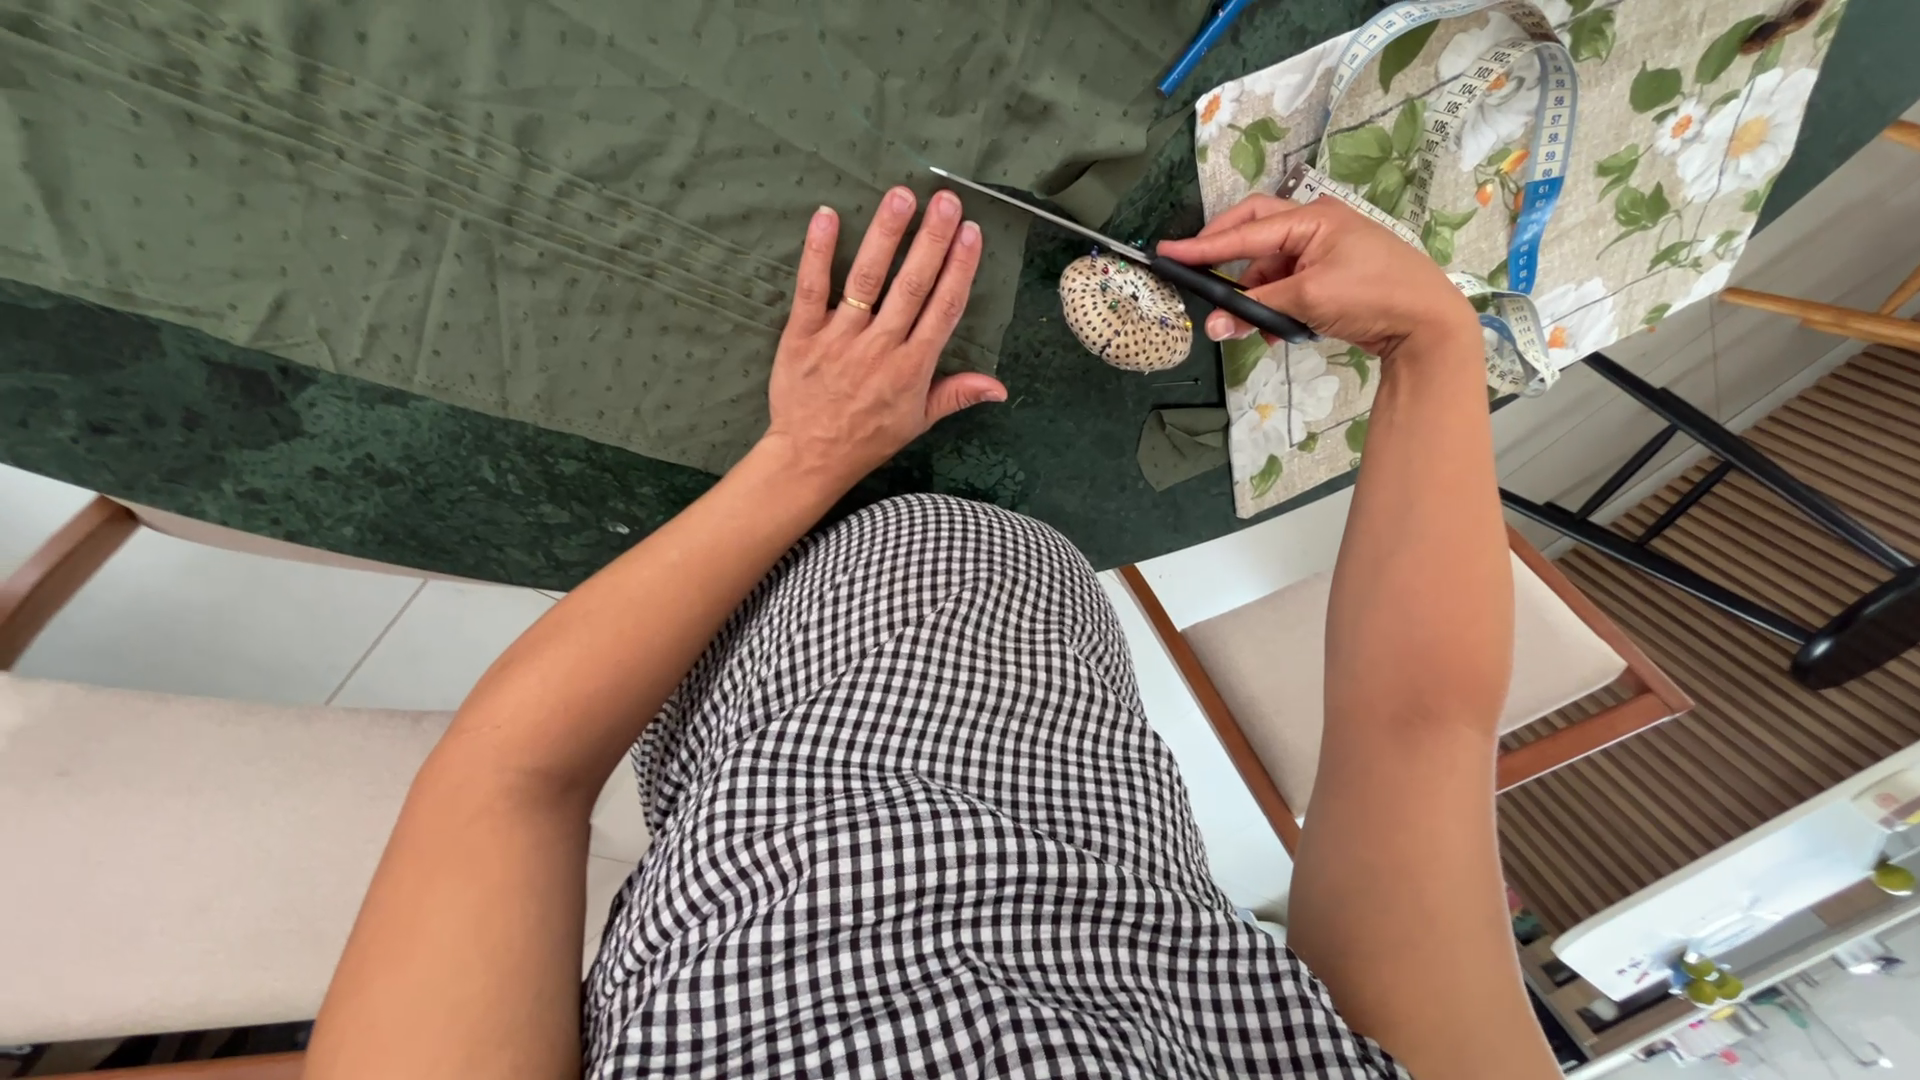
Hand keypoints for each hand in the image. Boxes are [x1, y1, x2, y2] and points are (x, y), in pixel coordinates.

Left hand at [760, 188, 1006, 491]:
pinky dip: (818, 252)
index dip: (959, 268)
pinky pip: (811, 289)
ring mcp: (841, 338)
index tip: (971, 232)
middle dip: (931, 240)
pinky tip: (828, 215)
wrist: (811, 457)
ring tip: (902, 196)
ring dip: (886, 236)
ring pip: (867, 279)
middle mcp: (881, 347)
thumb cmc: (869, 438)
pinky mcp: (803, 335)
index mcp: (913, 367)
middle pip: (912, 286)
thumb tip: (1001, 387)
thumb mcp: (919, 422)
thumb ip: (957, 395)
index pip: (943, 309)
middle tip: (945, 199)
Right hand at [1155, 196, 1479, 363]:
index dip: (1203, 245)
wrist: (1424, 322)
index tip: (1167, 251)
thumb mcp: (1306, 299)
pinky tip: (1274, 330)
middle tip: (1195, 273)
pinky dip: (1272, 307)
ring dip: (1252, 298)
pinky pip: (1284, 288)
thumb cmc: (1371, 295)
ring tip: (1246, 326)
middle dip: (1225, 259)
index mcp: (1312, 219)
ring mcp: (1321, 252)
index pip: (1245, 231)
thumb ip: (1254, 308)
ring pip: (1266, 270)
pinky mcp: (1326, 278)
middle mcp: (1314, 227)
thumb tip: (1212, 324)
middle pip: (1253, 236)